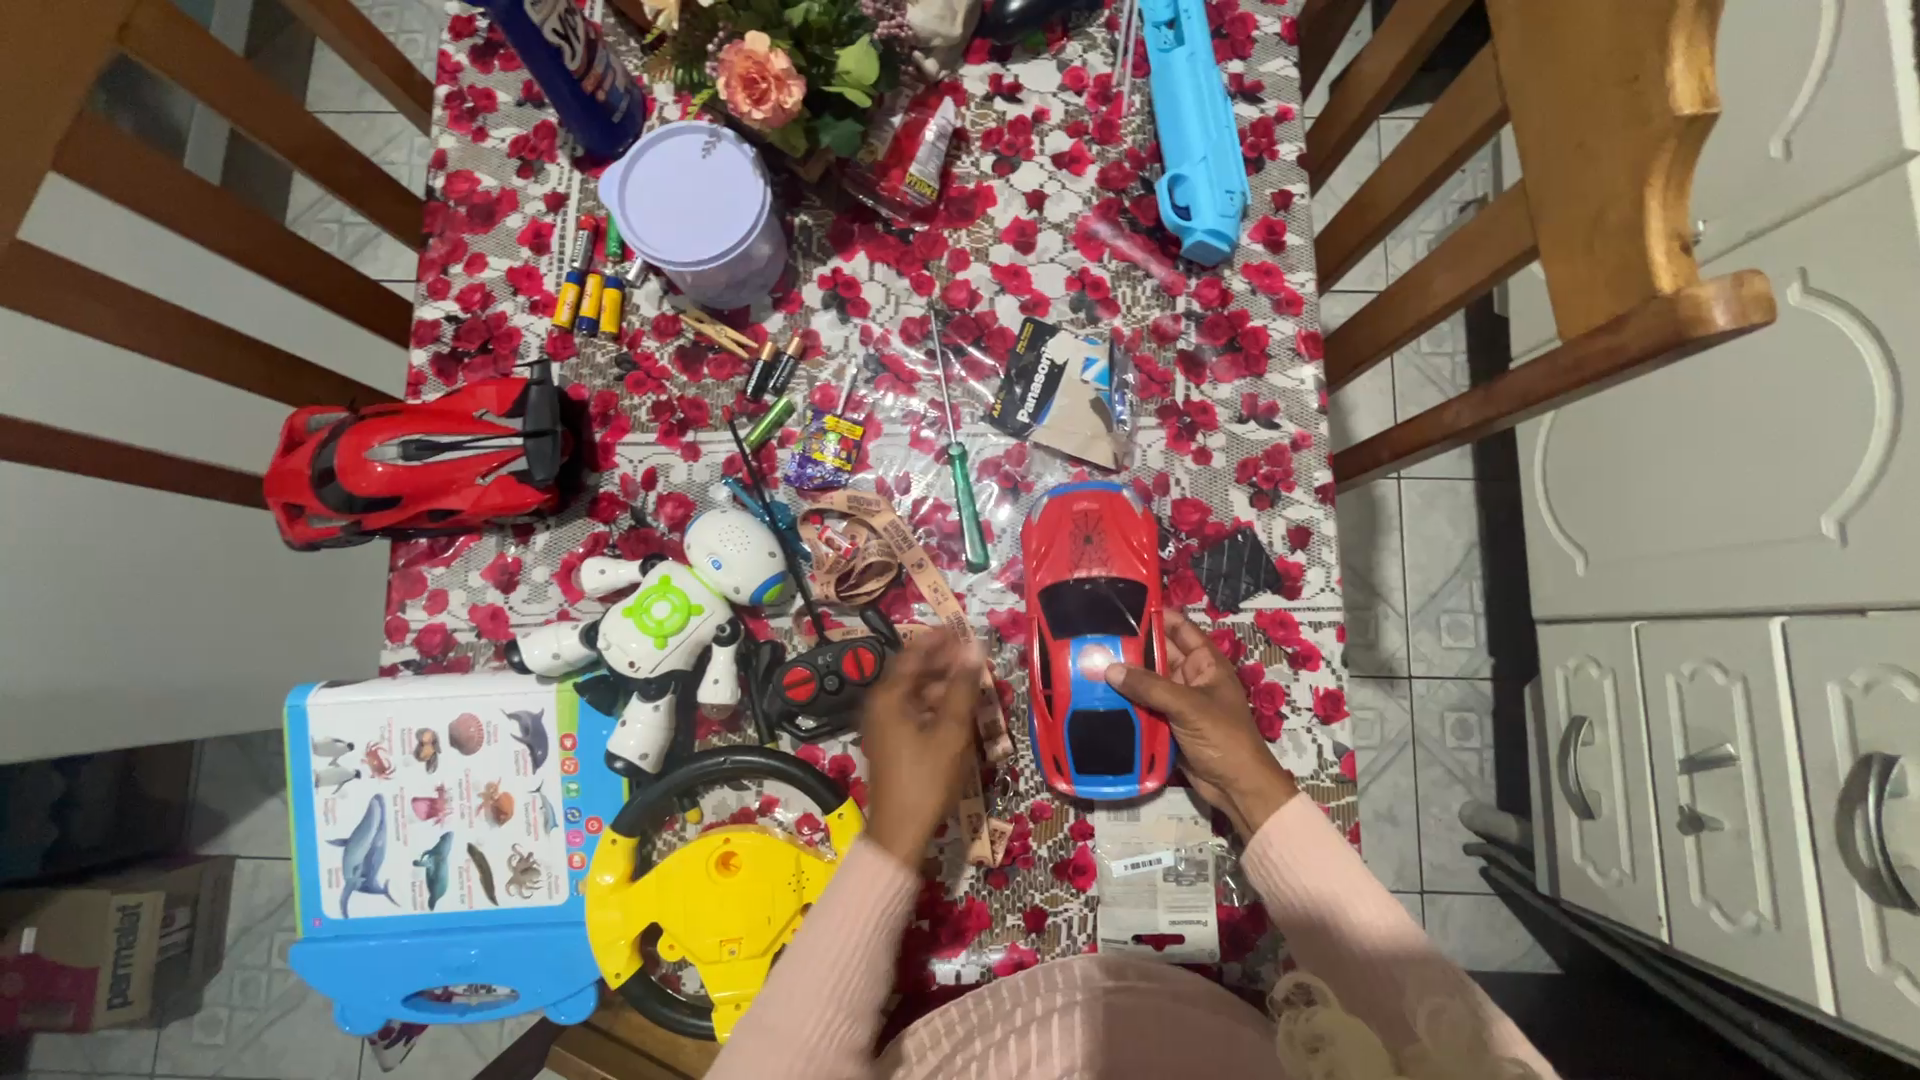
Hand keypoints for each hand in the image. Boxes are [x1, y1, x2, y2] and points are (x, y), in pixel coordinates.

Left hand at [858, 629, 983, 865]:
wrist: (899, 830)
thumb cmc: (926, 778)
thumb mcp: (951, 731)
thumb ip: (963, 686)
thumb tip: (975, 647)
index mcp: (889, 696)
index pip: (914, 654)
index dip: (939, 640)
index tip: (962, 629)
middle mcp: (880, 704)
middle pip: (913, 672)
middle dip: (944, 662)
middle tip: (973, 657)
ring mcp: (882, 724)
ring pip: (915, 693)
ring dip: (942, 685)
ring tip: (972, 684)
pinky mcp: (890, 742)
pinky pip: (913, 711)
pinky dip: (935, 705)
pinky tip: (957, 712)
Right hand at [1103, 610, 1297, 836]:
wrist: (1236, 787)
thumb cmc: (1223, 738)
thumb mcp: (1188, 707)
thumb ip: (1149, 686)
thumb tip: (1110, 668)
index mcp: (1205, 663)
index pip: (1179, 628)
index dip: (1155, 615)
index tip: (1122, 606)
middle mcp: (1190, 676)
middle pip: (1156, 654)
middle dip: (1130, 646)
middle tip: (1093, 637)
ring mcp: (1177, 700)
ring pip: (1145, 680)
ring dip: (1123, 675)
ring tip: (1087, 662)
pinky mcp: (1165, 722)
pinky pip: (1141, 705)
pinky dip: (1124, 700)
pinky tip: (1097, 694)